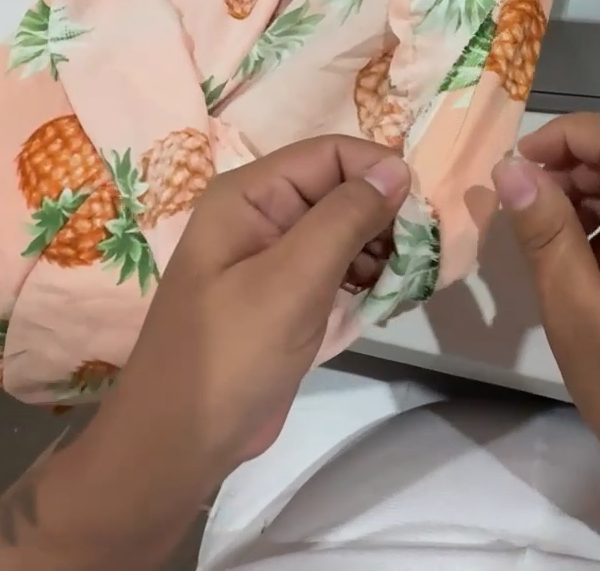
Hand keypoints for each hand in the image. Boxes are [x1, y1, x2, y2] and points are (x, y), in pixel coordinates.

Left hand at [0, 137, 409, 570]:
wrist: (179, 446)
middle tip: (418, 251)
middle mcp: (262, 211)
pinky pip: (338, 259)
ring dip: (381, 244)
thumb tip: (397, 169)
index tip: (420, 210)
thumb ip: (346, 217)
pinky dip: (367, 271)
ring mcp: (274, 251)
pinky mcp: (287, 288)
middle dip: (384, 212)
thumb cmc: (230, 355)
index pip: (331, 152)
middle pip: (341, 186)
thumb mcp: (293, 281)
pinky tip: (385, 295)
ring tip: (402, 277)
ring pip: (346, 223)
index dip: (378, 171)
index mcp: (250, 193)